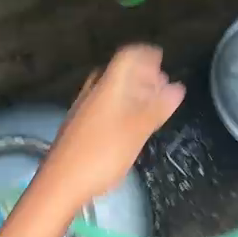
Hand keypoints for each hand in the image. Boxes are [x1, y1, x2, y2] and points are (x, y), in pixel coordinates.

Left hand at [38, 45, 184, 206]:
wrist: (60, 183)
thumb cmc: (101, 153)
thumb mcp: (136, 131)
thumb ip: (157, 108)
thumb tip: (177, 87)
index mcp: (108, 86)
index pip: (127, 56)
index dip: (144, 54)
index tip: (160, 58)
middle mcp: (94, 90)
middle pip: (118, 71)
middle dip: (141, 73)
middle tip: (160, 82)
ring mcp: (83, 107)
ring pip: (111, 89)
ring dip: (131, 91)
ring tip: (148, 103)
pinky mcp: (78, 125)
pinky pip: (104, 103)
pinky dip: (120, 105)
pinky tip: (126, 122)